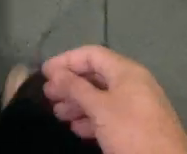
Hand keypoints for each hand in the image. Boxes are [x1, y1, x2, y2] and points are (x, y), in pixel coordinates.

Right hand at [41, 45, 186, 153]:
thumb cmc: (132, 132)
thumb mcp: (99, 108)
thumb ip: (75, 87)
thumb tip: (55, 72)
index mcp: (127, 71)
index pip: (91, 54)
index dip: (66, 60)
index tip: (45, 74)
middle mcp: (134, 84)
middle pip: (95, 76)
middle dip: (70, 85)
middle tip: (49, 96)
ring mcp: (139, 107)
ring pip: (102, 97)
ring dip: (79, 104)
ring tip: (60, 115)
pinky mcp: (141, 128)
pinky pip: (111, 114)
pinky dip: (93, 118)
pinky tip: (79, 129)